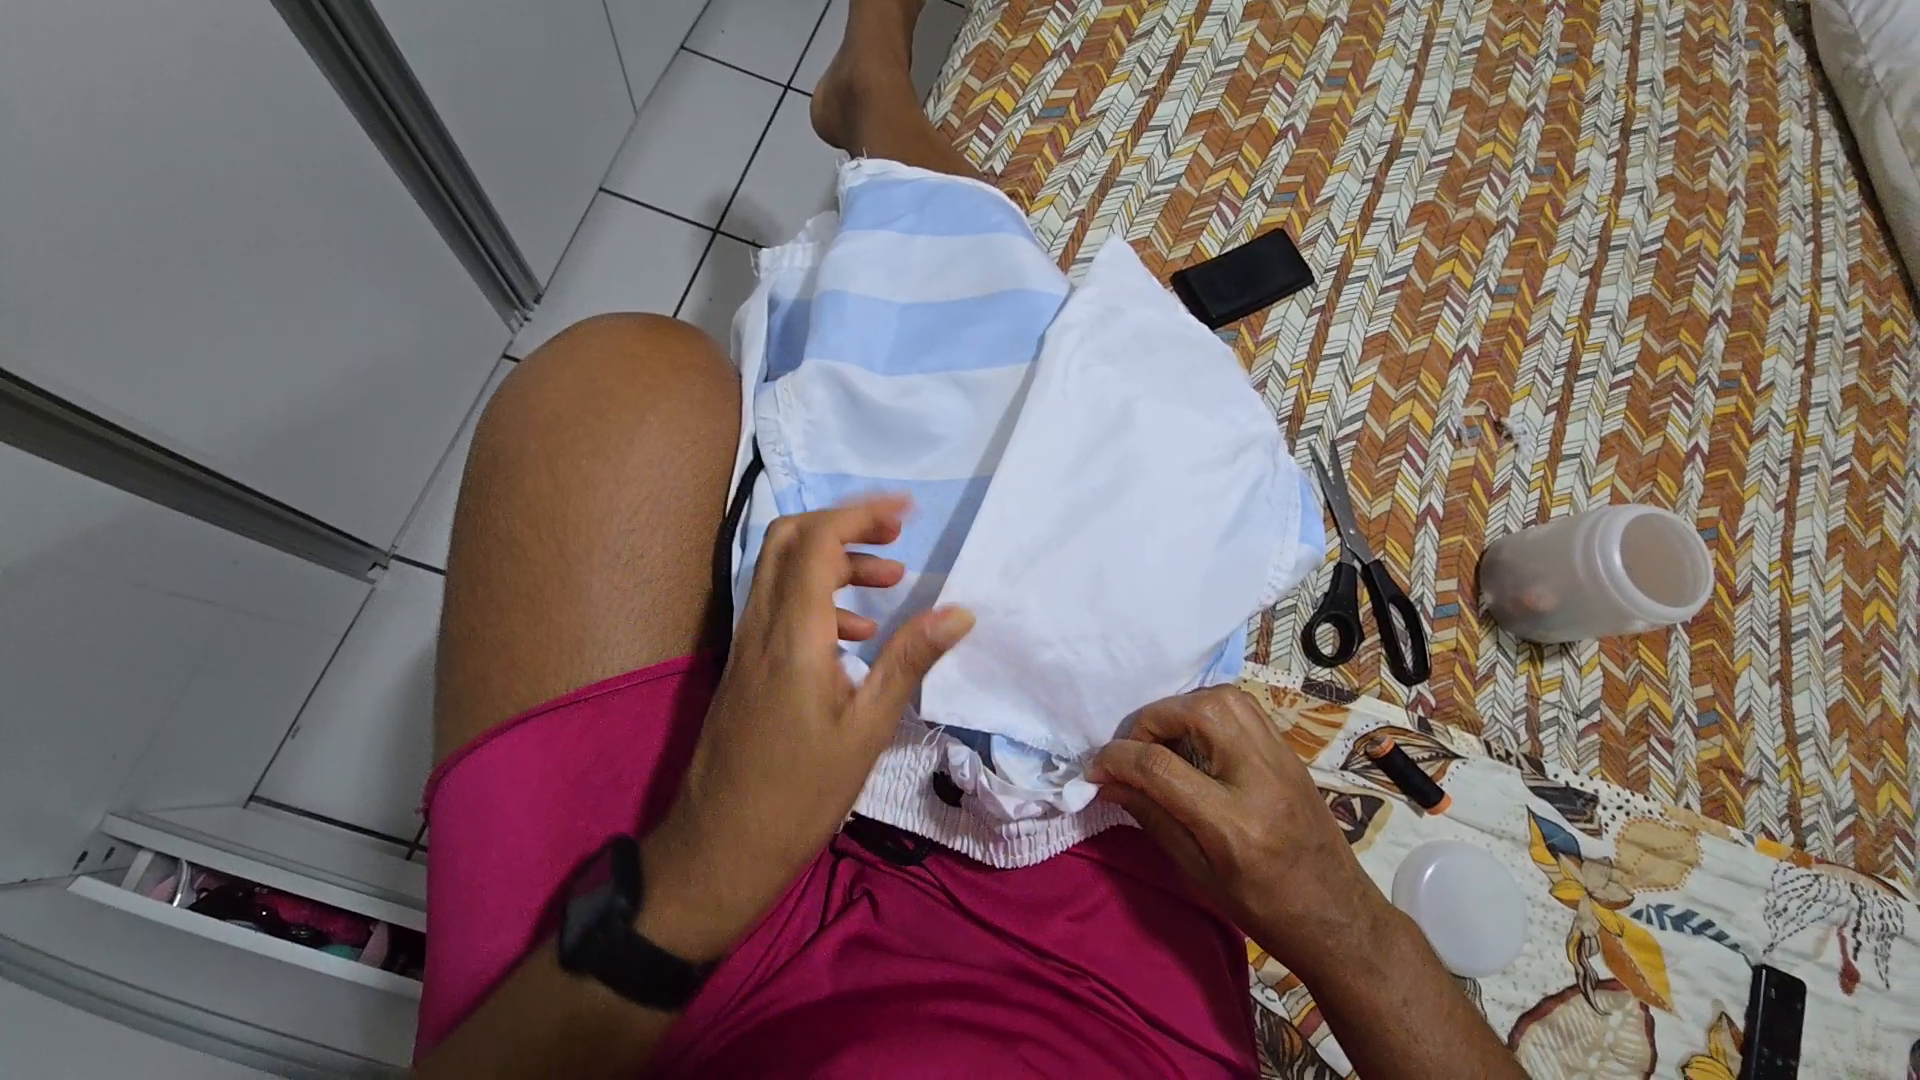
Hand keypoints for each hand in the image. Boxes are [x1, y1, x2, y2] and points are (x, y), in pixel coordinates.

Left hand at [638, 495, 971, 960]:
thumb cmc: (800, 794)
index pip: (818, 541)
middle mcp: (761, 627)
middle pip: (789, 540)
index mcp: (793, 636)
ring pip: (783, 572)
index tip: (908, 513)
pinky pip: (779, 606)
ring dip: (835, 563)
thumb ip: (909, 660)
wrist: (720, 848)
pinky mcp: (746, 666)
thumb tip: (959, 611)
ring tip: (890, 585)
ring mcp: (747, 645)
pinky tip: (857, 635)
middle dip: (845, 526)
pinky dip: (819, 598)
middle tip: (896, 540)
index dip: (861, 514)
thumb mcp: (867, 728)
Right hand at [1088, 686, 1390, 972]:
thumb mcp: (1197, 873)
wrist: (1338, 917)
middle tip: (1133, 748)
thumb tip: (1107, 783)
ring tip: (1163, 738)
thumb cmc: (1263, 908)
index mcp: (1233, 823)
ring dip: (1181, 707)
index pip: (1160, 766)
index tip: (1094, 770)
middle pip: (1198, 712)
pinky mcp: (1289, 752)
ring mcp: (1281, 759)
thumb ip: (1151, 818)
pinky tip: (1195, 737)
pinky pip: (1244, 707)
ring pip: (1224, 697)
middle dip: (1151, 720)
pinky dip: (1208, 709)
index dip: (1116, 760)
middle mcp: (1260, 778)